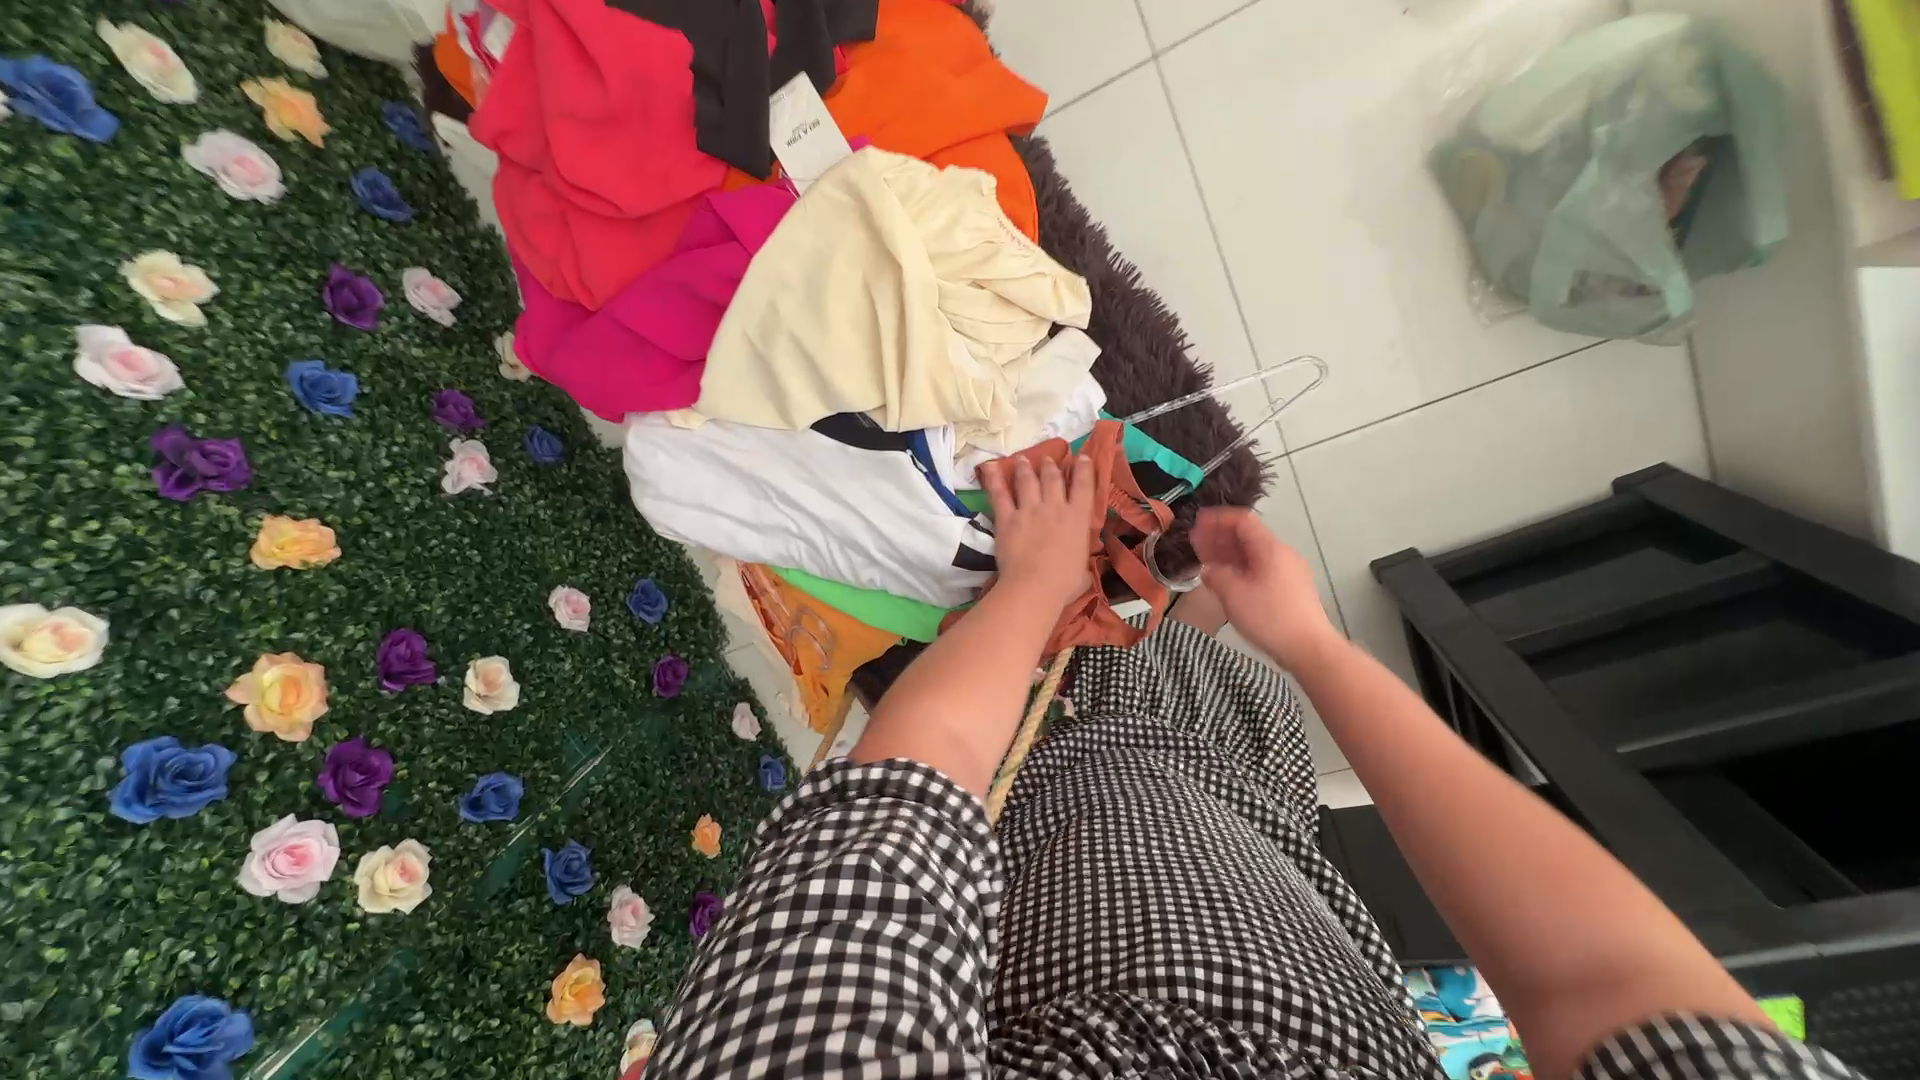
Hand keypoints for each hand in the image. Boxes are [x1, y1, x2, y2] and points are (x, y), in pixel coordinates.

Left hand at [982, 455, 1095, 613]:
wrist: (1034, 586)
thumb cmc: (1064, 583)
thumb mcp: (1083, 567)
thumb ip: (1080, 555)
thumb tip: (1079, 559)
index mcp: (1078, 518)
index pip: (1084, 485)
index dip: (1083, 468)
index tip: (1080, 457)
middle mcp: (1054, 507)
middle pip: (1052, 478)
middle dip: (1050, 465)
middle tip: (1047, 458)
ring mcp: (1029, 510)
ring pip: (1027, 480)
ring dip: (1025, 467)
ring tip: (1022, 458)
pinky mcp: (1007, 518)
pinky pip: (999, 494)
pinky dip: (994, 479)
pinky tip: (990, 466)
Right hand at [1193, 507, 1339, 669]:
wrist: (1309, 648)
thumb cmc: (1269, 617)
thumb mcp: (1233, 594)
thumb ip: (1216, 575)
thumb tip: (1209, 569)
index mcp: (1270, 548)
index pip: (1242, 520)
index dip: (1217, 519)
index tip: (1196, 523)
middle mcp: (1282, 554)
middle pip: (1248, 535)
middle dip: (1220, 537)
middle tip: (1196, 543)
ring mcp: (1289, 571)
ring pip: (1254, 553)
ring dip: (1229, 553)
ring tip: (1206, 561)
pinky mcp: (1291, 588)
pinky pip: (1261, 568)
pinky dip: (1241, 567)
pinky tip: (1228, 580)